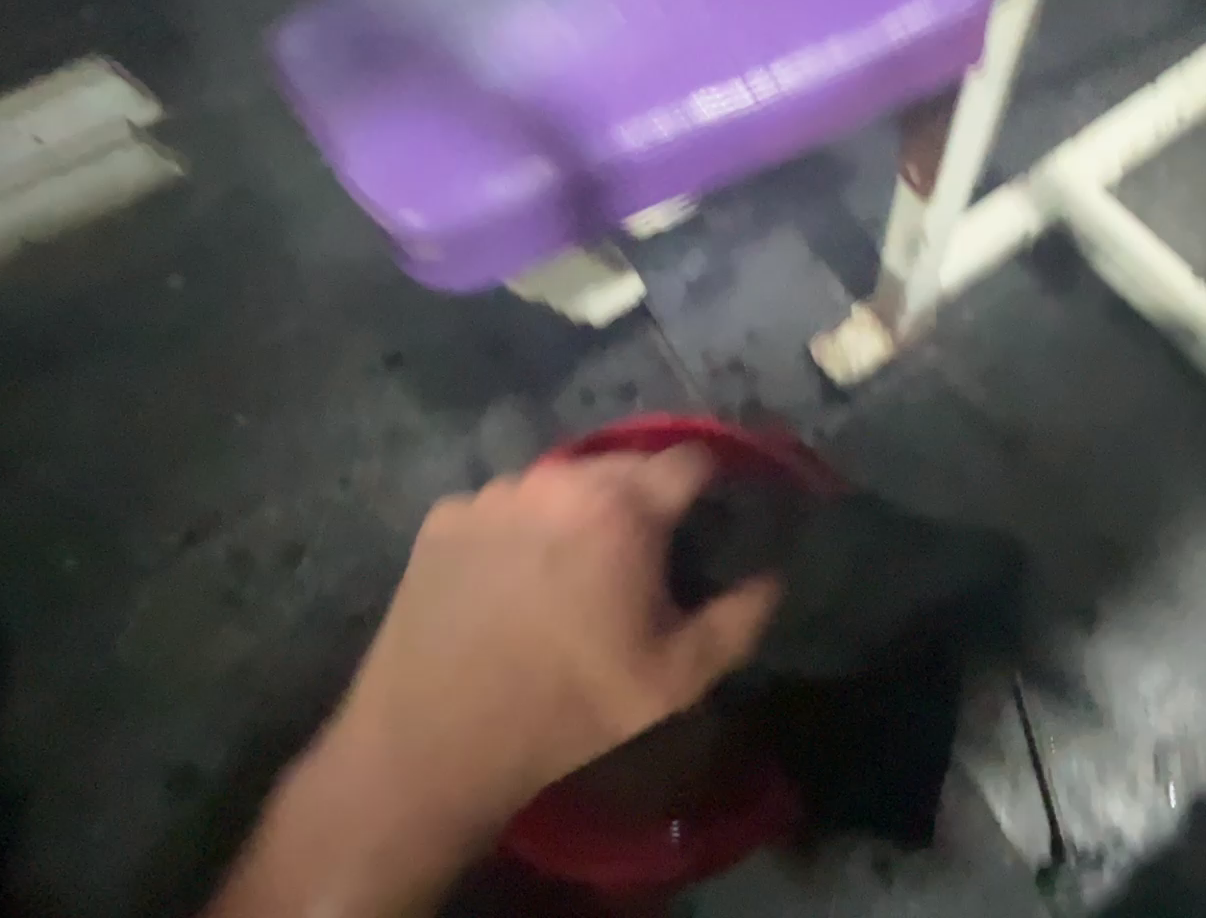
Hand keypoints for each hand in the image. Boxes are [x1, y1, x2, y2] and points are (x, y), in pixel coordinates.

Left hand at [332, 447, 781, 830]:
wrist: (431, 746)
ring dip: (584, 506)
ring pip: (565, 479)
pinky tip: (515, 574)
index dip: (711, 479)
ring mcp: (496, 493)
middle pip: (626, 462)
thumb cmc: (570, 707)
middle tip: (646, 547)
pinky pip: (509, 501)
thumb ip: (742, 618)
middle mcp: (560, 481)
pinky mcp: (446, 514)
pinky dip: (525, 523)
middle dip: (647, 495)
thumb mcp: (678, 677)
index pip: (690, 458)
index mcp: (623, 509)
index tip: (714, 508)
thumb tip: (773, 575)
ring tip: (577, 562)